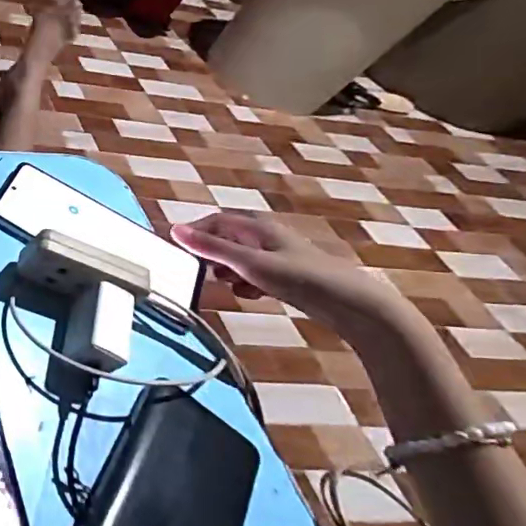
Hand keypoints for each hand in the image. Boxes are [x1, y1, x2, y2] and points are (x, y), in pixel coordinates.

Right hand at [169, 212, 407, 337]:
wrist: (351, 305)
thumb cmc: (300, 278)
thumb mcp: (248, 263)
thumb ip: (210, 248)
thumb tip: (174, 230)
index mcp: (256, 227)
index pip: (214, 220)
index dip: (193, 232)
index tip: (175, 250)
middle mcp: (264, 236)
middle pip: (224, 239)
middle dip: (210, 255)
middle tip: (200, 272)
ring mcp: (275, 256)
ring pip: (236, 259)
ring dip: (227, 272)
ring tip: (230, 285)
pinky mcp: (283, 275)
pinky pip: (252, 275)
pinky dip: (245, 284)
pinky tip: (252, 295)